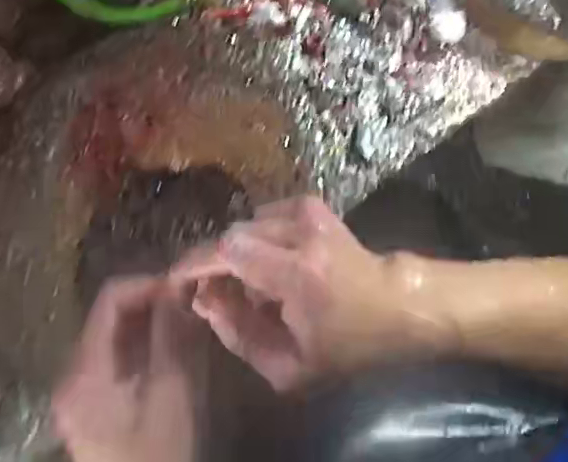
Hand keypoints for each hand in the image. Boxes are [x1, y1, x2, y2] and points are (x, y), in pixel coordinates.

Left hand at [51, 276, 205, 461]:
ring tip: (190, 324)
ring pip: (118, 333)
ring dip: (153, 321)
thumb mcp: (171, 391)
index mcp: (84, 370)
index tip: (188, 288)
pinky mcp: (94, 406)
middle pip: (112, 313)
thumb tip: (181, 280)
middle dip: (155, 301)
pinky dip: (147, 344)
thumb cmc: (156, 457)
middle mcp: (73, 374)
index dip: (152, 282)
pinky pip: (119, 356)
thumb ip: (173, 330)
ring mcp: (80, 392)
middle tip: (194, 304)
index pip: (112, 297)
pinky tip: (175, 351)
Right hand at [171, 197, 447, 390]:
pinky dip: (259, 238)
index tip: (176, 280)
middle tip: (214, 293)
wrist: (391, 303)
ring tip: (254, 285)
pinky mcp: (313, 203)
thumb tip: (204, 299)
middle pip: (236, 233)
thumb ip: (238, 332)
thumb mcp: (289, 365)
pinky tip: (273, 263)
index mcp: (299, 273)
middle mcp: (303, 231)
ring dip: (240, 252)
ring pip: (249, 224)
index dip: (196, 262)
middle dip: (216, 262)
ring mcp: (310, 211)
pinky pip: (266, 214)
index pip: (230, 250)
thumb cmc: (344, 344)